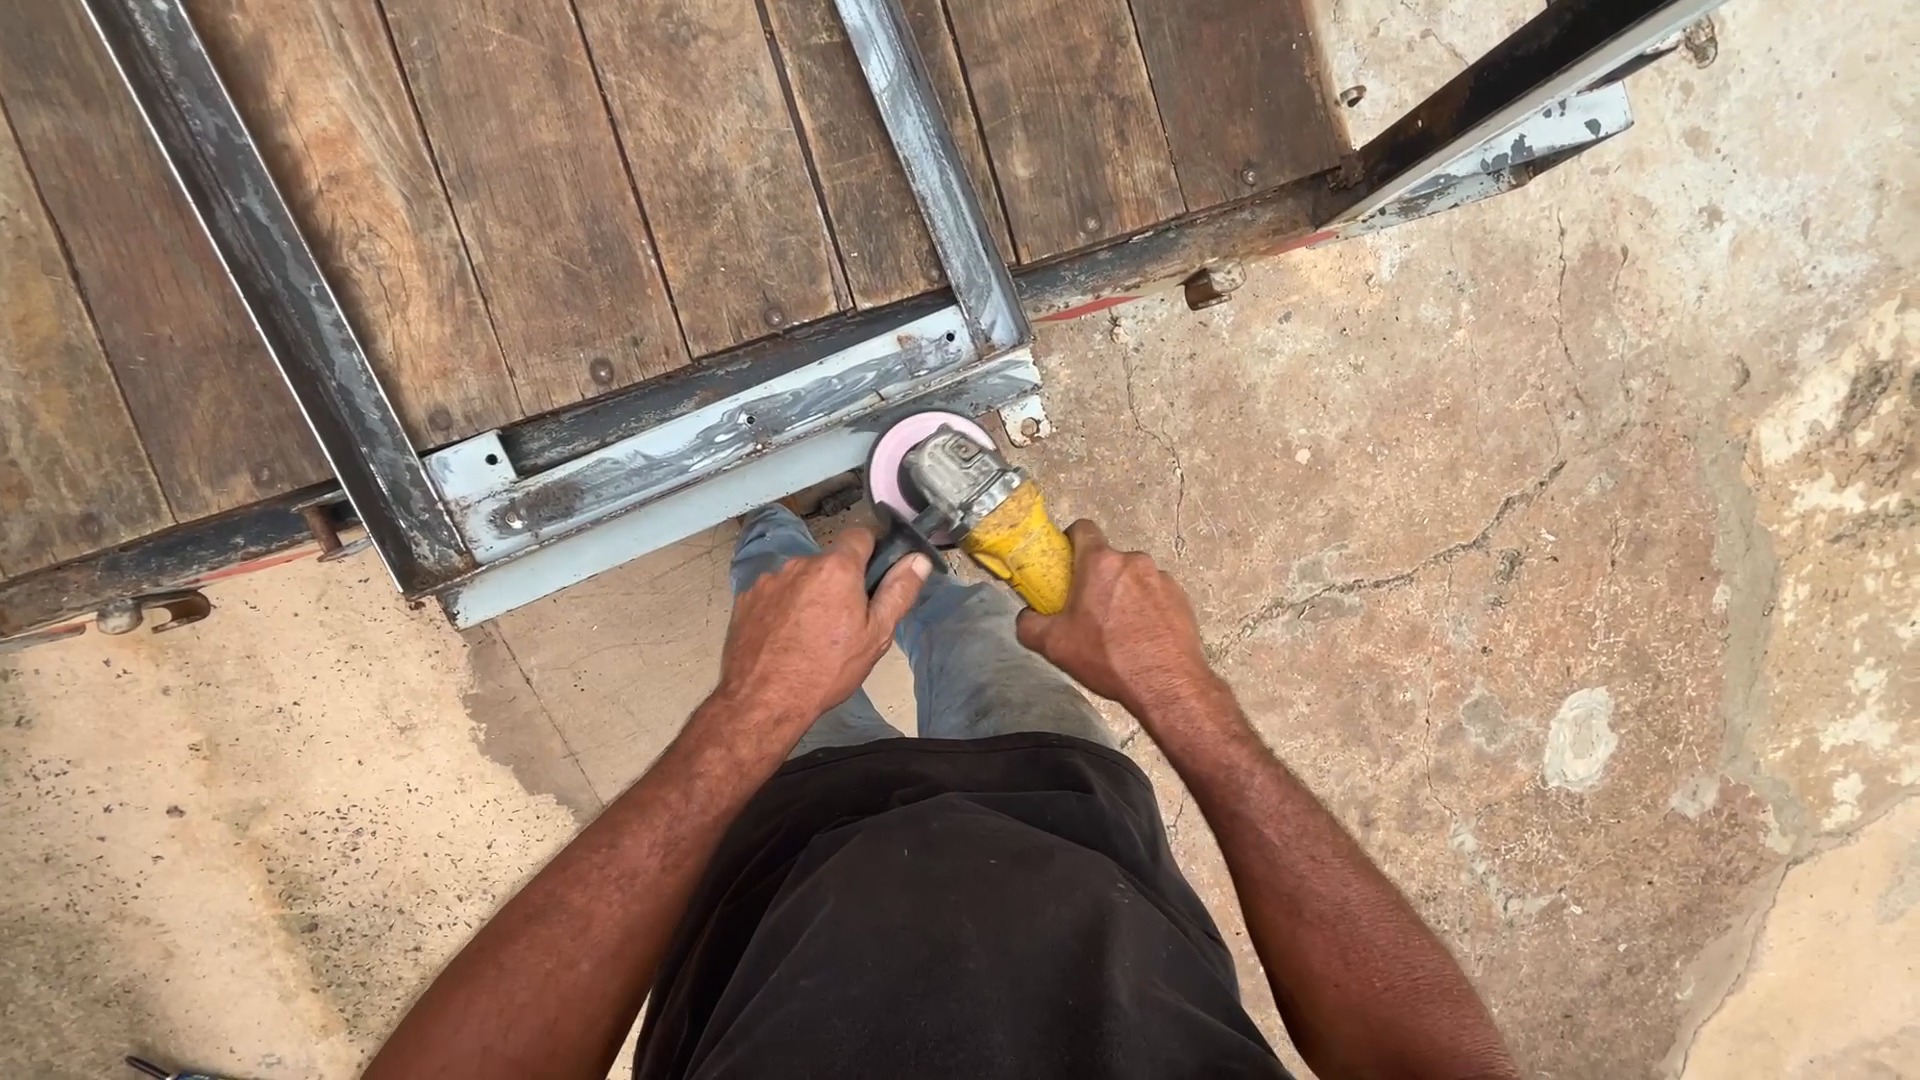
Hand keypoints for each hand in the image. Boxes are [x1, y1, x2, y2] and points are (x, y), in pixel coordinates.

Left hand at [715, 527, 930, 736]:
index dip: (870, 551)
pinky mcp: (747, 597)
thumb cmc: (827, 670)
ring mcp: (770, 580)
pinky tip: (785, 637)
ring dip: (810, 594)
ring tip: (811, 633)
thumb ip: (899, 592)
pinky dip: (783, 607)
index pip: (860, 534)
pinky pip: (775, 593)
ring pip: (801, 577)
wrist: (764, 700)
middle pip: (829, 561)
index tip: (873, 575)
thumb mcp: (876, 636)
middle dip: (839, 581)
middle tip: (844, 620)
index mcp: (837, 568)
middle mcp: (801, 563)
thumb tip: (918, 559)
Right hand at [1016, 520, 1218, 717]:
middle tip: (1087, 611)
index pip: (1082, 528)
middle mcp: (1133, 561)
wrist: (1166, 685)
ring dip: (1122, 594)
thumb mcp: (1053, 645)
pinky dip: (1146, 608)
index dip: (1070, 541)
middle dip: (1095, 579)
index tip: (1065, 564)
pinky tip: (1141, 636)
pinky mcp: (1181, 598)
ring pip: (1132, 578)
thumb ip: (1028, 624)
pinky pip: (1155, 594)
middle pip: (1107, 560)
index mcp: (1100, 563)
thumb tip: (1027, 617)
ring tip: (1118, 630)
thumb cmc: (1109, 659)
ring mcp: (1161, 578)